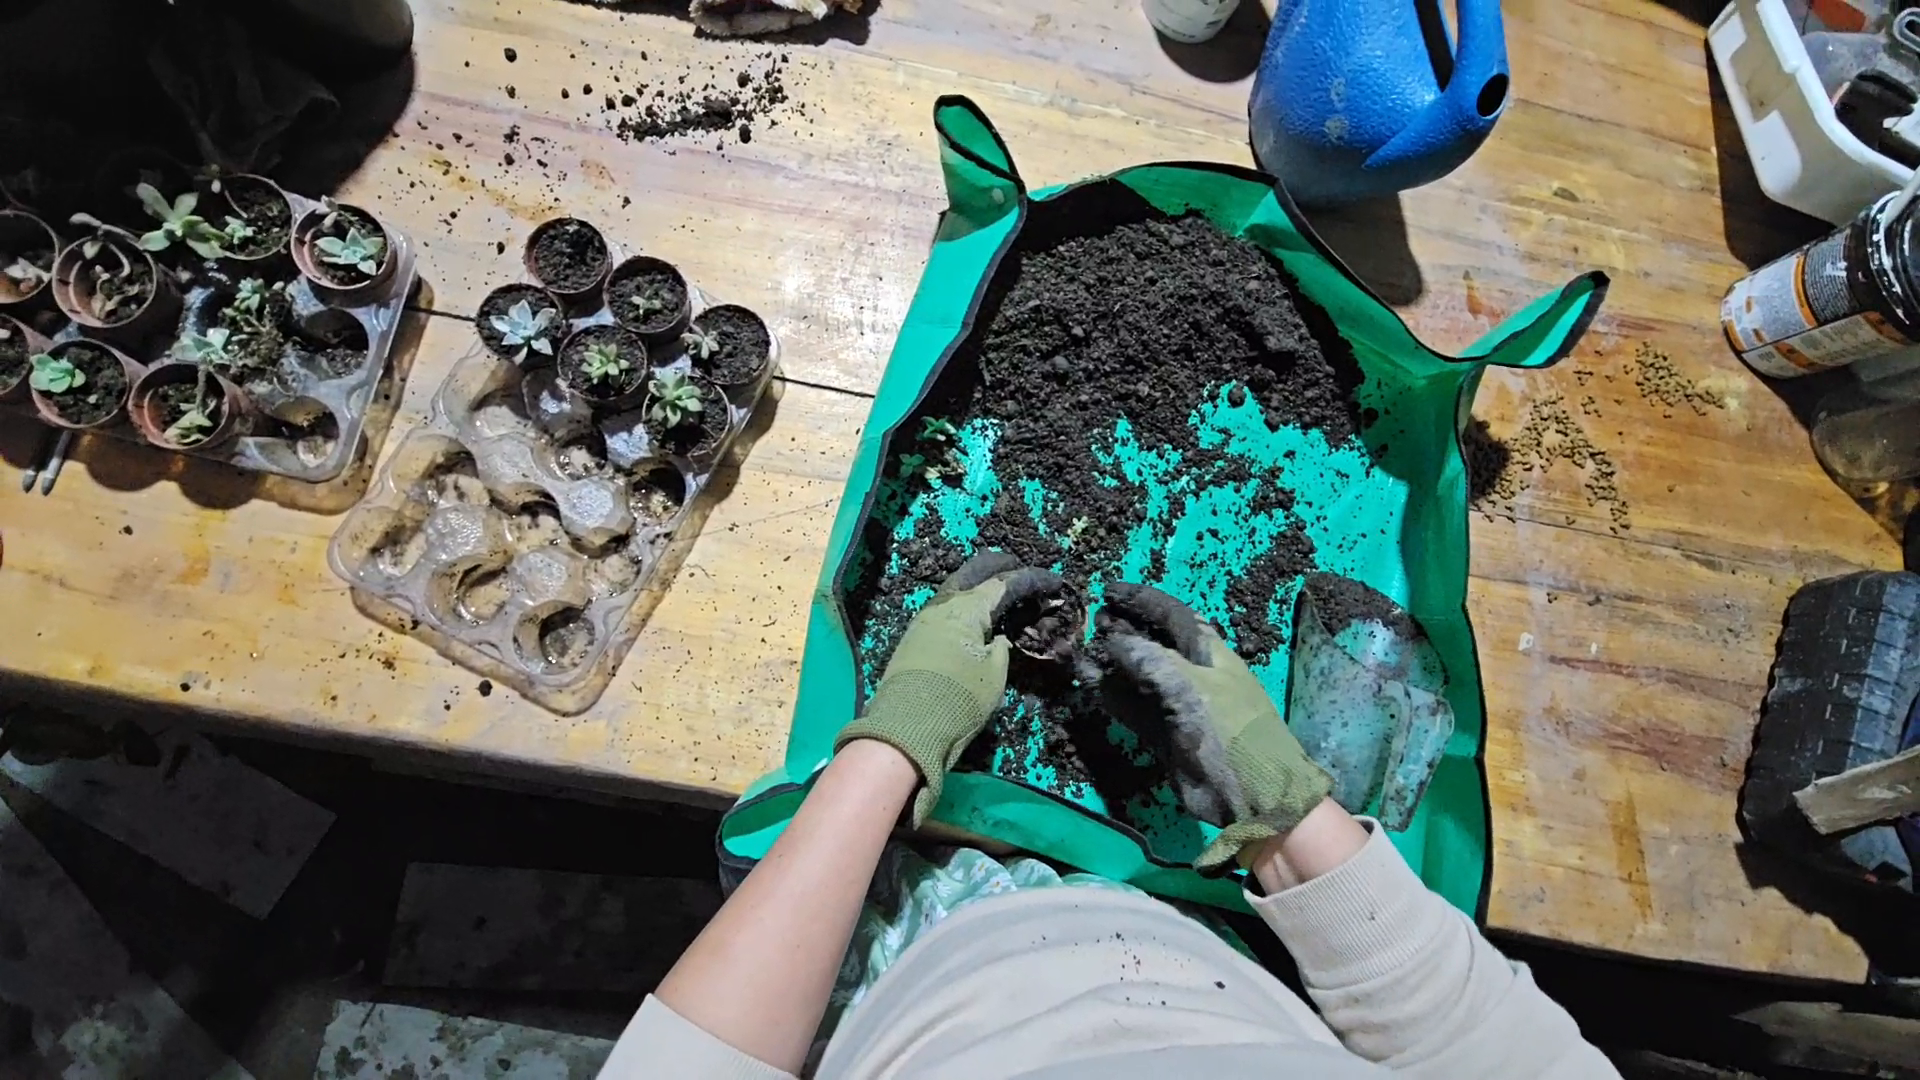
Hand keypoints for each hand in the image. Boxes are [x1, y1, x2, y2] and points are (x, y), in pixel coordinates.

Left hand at [837, 551, 1064, 826]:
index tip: (1054, 583)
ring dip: (979, 585)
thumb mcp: (994, 673)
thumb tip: (996, 637)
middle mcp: (943, 604)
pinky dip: (966, 603)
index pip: (1004, 582)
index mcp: (967, 607)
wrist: (908, 727)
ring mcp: (925, 619)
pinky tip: (975, 612)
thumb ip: (1000, 647)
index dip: (1032, 580)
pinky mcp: (916, 637)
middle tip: (1021, 570)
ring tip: (1000, 590)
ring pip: (956, 589)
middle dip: (1000, 567)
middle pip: (974, 573)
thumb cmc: (959, 698)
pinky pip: (947, 607)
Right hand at [1099, 582, 1331, 872]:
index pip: (1170, 613)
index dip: (1140, 599)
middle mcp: (1189, 670)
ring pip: (1135, 672)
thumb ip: (1149, 659)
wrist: (1251, 794)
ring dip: (1109, 661)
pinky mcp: (1161, 730)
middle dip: (1121, 628)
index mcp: (1207, 651)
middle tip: (1090, 620)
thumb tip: (1112, 640)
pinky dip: (1108, 693)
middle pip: (1150, 640)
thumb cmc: (1229, 729)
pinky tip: (1088, 682)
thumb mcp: (1190, 688)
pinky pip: (1129, 704)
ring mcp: (1174, 701)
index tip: (1108, 590)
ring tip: (1081, 650)